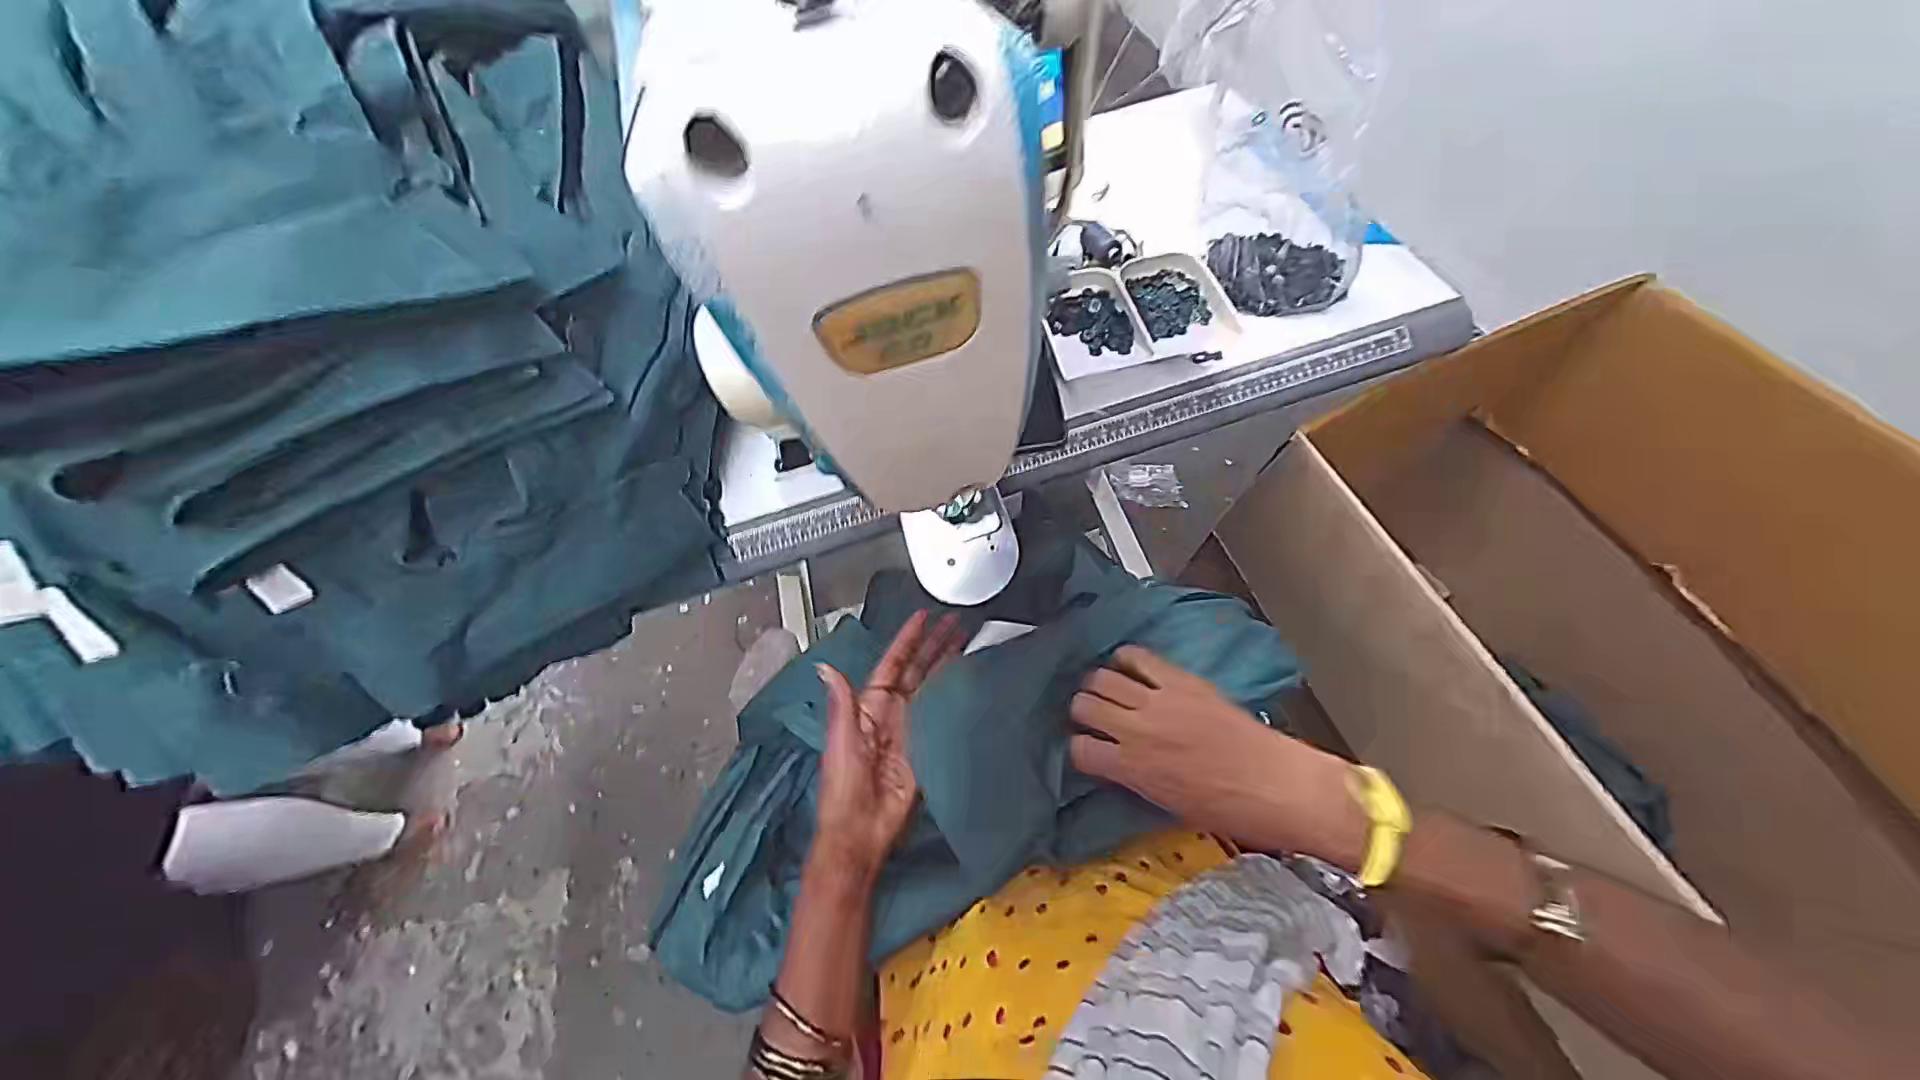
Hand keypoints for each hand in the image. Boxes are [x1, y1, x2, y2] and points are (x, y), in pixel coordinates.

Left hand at [812, 610, 967, 876]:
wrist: (861, 831)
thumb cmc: (843, 789)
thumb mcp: (840, 742)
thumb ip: (841, 704)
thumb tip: (825, 667)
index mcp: (869, 707)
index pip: (893, 664)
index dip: (907, 640)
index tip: (923, 618)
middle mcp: (891, 713)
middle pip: (917, 670)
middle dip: (934, 645)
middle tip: (954, 622)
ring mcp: (910, 730)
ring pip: (931, 688)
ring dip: (946, 664)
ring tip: (966, 642)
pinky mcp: (926, 749)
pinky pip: (941, 716)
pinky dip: (954, 697)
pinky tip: (968, 683)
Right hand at [1069, 646, 1366, 865]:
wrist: (1278, 786)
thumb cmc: (1229, 809)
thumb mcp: (1169, 804)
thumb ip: (1135, 778)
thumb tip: (1119, 763)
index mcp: (1132, 768)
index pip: (1080, 749)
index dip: (1079, 748)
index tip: (1088, 748)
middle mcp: (1137, 729)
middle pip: (1084, 704)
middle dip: (1082, 710)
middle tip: (1093, 714)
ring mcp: (1158, 700)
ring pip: (1102, 677)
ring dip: (1099, 684)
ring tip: (1108, 689)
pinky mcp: (1181, 680)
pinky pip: (1139, 656)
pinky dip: (1127, 659)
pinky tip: (1130, 668)